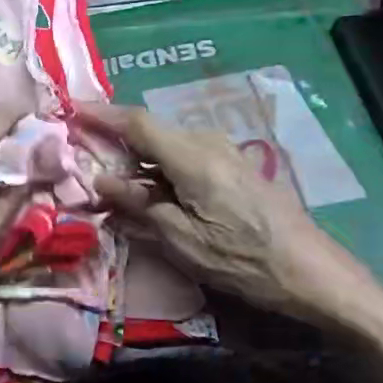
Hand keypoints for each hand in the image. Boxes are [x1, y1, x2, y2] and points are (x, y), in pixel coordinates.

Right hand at [78, 103, 382, 339]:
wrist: (315, 274)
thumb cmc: (243, 260)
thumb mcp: (181, 239)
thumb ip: (138, 204)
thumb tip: (101, 180)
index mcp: (192, 157)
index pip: (135, 122)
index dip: (99, 114)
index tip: (67, 108)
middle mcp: (208, 143)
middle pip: (148, 130)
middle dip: (112, 138)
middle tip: (80, 154)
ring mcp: (223, 153)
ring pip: (164, 144)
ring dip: (134, 157)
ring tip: (107, 180)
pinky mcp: (232, 168)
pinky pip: (182, 156)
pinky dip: (156, 167)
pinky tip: (145, 190)